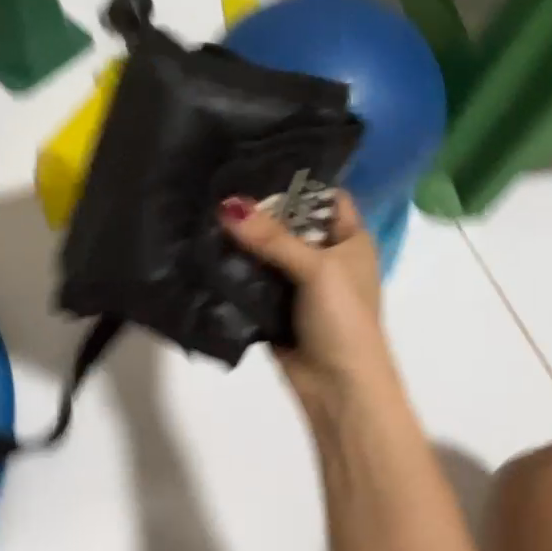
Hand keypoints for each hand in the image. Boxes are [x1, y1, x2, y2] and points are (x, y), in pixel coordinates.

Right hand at [219, 191, 397, 416]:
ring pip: (266, 252)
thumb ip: (272, 237)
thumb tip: (227, 205)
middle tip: (216, 182)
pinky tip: (202, 250)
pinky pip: (251, 281)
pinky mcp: (274, 308)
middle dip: (258, 209)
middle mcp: (325, 256)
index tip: (255, 161)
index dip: (296, 180)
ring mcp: (298, 284)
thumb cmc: (344, 319)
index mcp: (350, 240)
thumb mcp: (316, 269)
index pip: (324, 196)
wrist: (339, 389)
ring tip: (201, 209)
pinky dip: (232, 270)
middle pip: (288, 223)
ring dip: (241, 240)